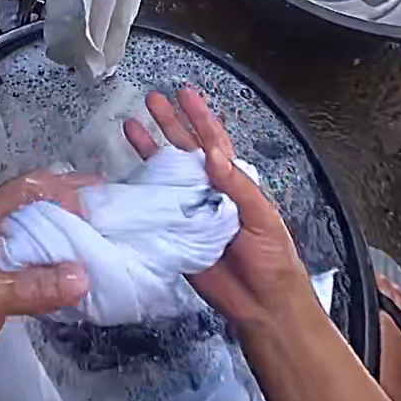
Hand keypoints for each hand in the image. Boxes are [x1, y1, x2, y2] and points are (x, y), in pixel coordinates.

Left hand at [0, 169, 99, 386]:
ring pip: (35, 236)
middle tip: (103, 199)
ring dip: (64, 233)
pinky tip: (79, 272)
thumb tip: (84, 274)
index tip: (90, 198)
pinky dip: (57, 266)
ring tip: (99, 232)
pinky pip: (34, 267)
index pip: (22, 190)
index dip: (56, 188)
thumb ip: (33, 285)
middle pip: (31, 206)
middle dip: (65, 200)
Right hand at [123, 85, 312, 330]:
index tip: (185, 93)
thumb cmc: (273, 261)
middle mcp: (207, 189)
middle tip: (152, 99)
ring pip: (164, 170)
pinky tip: (127, 170)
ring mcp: (188, 208)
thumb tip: (212, 153)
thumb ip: (237, 185)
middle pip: (183, 148)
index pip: (213, 140)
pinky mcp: (173, 230)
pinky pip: (154, 204)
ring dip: (149, 148)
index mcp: (232, 181)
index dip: (199, 115)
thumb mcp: (263, 218)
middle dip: (168, 121)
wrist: (262, 307)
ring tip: (131, 125)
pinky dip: (140, 187)